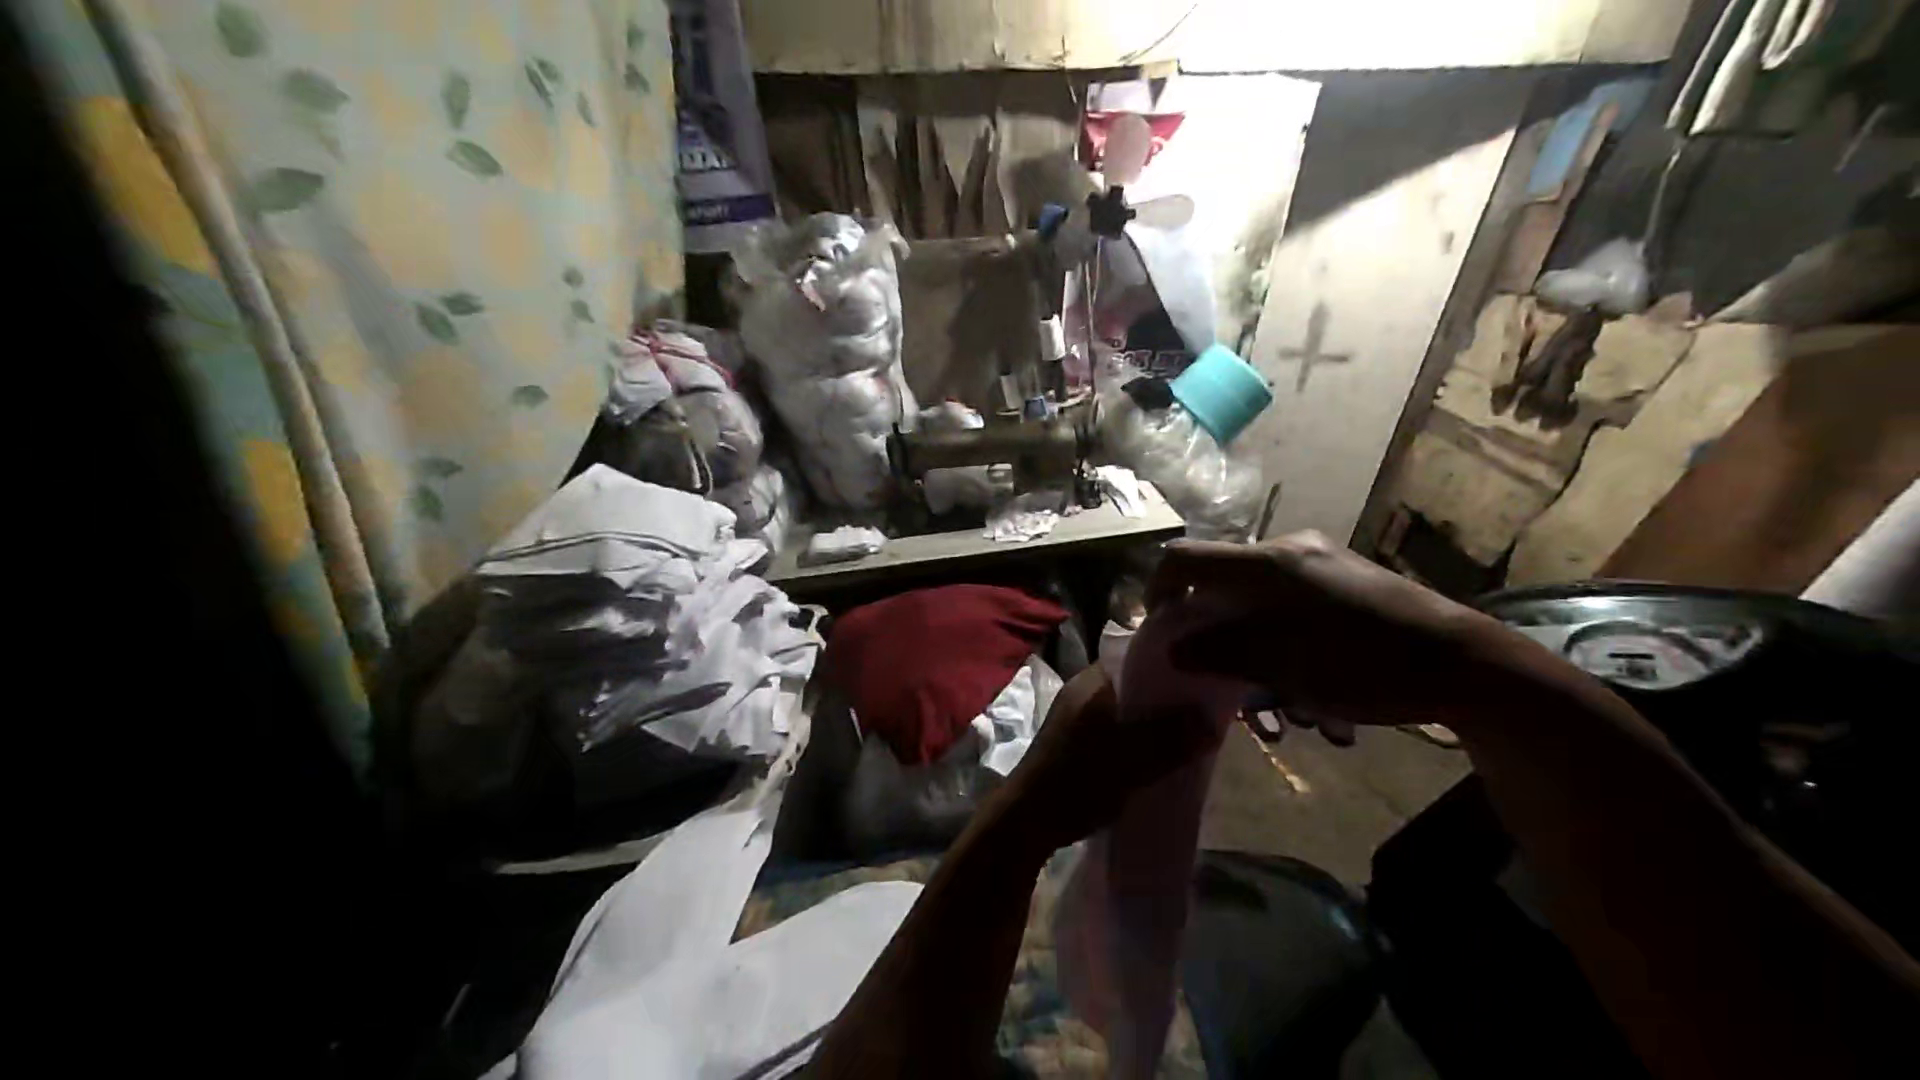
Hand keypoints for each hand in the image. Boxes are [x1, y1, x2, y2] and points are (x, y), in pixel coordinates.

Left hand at [993, 664, 1223, 856]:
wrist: (1026, 820)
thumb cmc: (1077, 782)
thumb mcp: (1130, 762)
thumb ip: (1170, 739)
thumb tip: (1211, 718)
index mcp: (1091, 683)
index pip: (1137, 658)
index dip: (1171, 666)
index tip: (1205, 677)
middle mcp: (1083, 691)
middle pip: (1135, 684)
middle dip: (1168, 698)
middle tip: (1206, 711)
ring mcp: (1079, 715)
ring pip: (1128, 708)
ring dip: (1155, 720)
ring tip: (1192, 733)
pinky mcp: (1078, 739)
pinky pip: (1118, 727)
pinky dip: (1140, 736)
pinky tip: (1162, 754)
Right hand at [1146, 531, 1521, 731]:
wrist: (1469, 665)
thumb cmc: (1367, 662)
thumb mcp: (1283, 665)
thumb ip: (1220, 651)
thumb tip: (1173, 646)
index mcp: (1267, 562)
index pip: (1185, 558)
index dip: (1158, 590)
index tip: (1161, 630)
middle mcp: (1288, 553)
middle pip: (1223, 590)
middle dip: (1219, 643)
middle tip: (1227, 686)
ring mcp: (1318, 569)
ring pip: (1259, 612)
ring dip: (1260, 662)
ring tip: (1288, 715)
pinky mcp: (1342, 587)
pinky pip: (1292, 616)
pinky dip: (1289, 655)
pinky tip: (1317, 704)